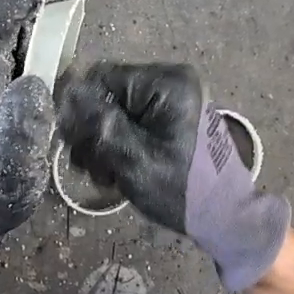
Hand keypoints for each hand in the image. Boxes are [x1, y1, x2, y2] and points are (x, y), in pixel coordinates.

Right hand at [59, 62, 288, 290]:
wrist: (227, 217)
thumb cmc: (181, 189)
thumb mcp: (133, 158)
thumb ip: (98, 122)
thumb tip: (66, 91)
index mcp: (167, 82)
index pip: (102, 77)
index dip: (81, 108)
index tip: (73, 144)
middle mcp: (172, 81)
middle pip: (110, 94)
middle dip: (94, 131)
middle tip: (92, 168)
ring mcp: (175, 100)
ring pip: (118, 110)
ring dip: (105, 142)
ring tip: (106, 176)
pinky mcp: (175, 118)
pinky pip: (135, 121)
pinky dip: (122, 144)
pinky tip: (119, 171)